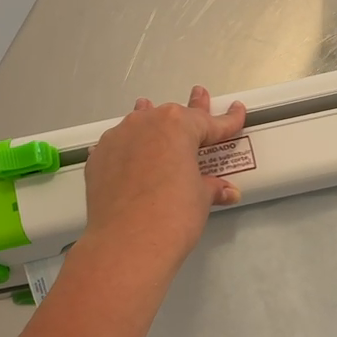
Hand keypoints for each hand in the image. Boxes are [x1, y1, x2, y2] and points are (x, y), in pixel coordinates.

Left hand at [79, 86, 245, 266]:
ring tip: (148, 106)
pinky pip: (118, 145)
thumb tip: (225, 191)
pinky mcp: (99, 158)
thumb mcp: (200, 199)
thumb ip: (211, 187)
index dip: (227, 121)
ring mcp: (118, 139)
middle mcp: (145, 124)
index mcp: (177, 126)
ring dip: (149, 119)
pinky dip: (128, 147)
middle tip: (200, 94)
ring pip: (139, 123)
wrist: (128, 242)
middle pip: (172, 115)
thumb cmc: (174, 216)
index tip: (237, 112)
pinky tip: (128, 152)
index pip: (209, 123)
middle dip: (190, 109)